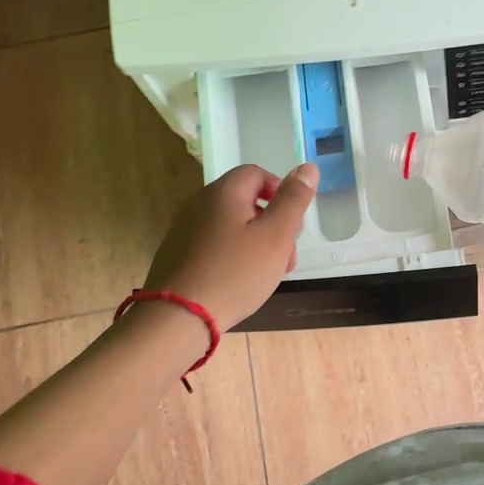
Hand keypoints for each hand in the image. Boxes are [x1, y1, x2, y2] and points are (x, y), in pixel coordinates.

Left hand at [142, 162, 317, 328]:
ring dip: (254, 242)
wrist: (178, 316)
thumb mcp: (276, 236)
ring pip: (229, 225)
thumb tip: (308, 168)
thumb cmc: (235, 273)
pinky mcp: (176, 253)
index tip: (292, 224)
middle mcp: (199, 203)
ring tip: (266, 274)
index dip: (280, 192)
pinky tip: (238, 282)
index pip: (257, 174)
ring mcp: (183, 229)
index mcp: (224, 192)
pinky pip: (212, 244)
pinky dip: (232, 255)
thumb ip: (293, 200)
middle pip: (244, 201)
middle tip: (286, 257)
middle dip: (271, 224)